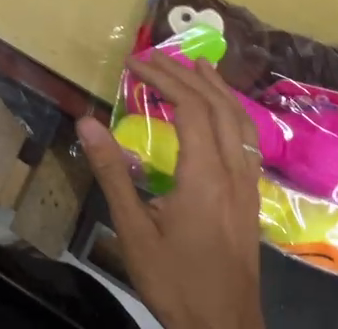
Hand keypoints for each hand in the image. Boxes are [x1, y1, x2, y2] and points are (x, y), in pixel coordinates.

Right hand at [77, 51, 265, 328]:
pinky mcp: (251, 202)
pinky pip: (248, 144)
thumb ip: (112, 173)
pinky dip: (232, 114)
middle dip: (185, 75)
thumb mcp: (133, 230)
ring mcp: (248, 189)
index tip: (132, 65)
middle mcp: (233, 175)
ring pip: (241, 124)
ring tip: (198, 65)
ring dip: (218, 89)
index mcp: (205, 177)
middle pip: (218, 108)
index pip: (191, 108)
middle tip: (153, 57)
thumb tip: (86, 122)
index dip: (162, 79)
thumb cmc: (175, 281)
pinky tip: (220, 115)